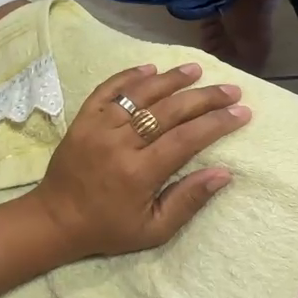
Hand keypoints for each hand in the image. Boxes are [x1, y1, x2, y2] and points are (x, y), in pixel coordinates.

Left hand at [29, 62, 249, 259]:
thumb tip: (224, 173)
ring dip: (168, 80)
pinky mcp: (81, 119)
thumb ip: (188, 200)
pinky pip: (106, 91)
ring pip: (137, 95)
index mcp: (138, 172)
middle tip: (230, 90)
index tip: (241, 112)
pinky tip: (149, 69)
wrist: (55, 218)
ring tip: (195, 70)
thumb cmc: (108, 228)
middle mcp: (117, 143)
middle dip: (203, 98)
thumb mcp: (153, 229)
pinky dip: (128, 77)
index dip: (216, 123)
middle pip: (167, 111)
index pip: (185, 139)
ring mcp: (96, 127)